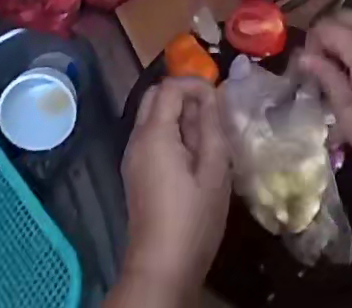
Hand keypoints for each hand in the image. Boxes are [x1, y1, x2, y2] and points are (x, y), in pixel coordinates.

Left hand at [120, 77, 230, 294]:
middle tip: (211, 111)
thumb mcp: (215, 169)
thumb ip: (212, 126)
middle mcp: (136, 139)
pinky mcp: (135, 171)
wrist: (160, 269)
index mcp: (154, 134)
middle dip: (183, 93)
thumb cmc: (193, 218)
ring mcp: (132, 156)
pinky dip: (171, 130)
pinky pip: (151, 134)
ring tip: (206, 134)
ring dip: (178, 112)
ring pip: (151, 114)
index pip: (170, 87)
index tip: (218, 97)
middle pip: (155, 95)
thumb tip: (211, 97)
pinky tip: (192, 154)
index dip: (195, 83)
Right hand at [296, 12, 351, 189]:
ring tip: (348, 75)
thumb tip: (305, 58)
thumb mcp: (350, 117)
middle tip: (326, 69)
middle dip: (329, 35)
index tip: (311, 70)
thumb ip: (327, 79)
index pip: (326, 26)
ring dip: (350, 39)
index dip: (312, 43)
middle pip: (346, 16)